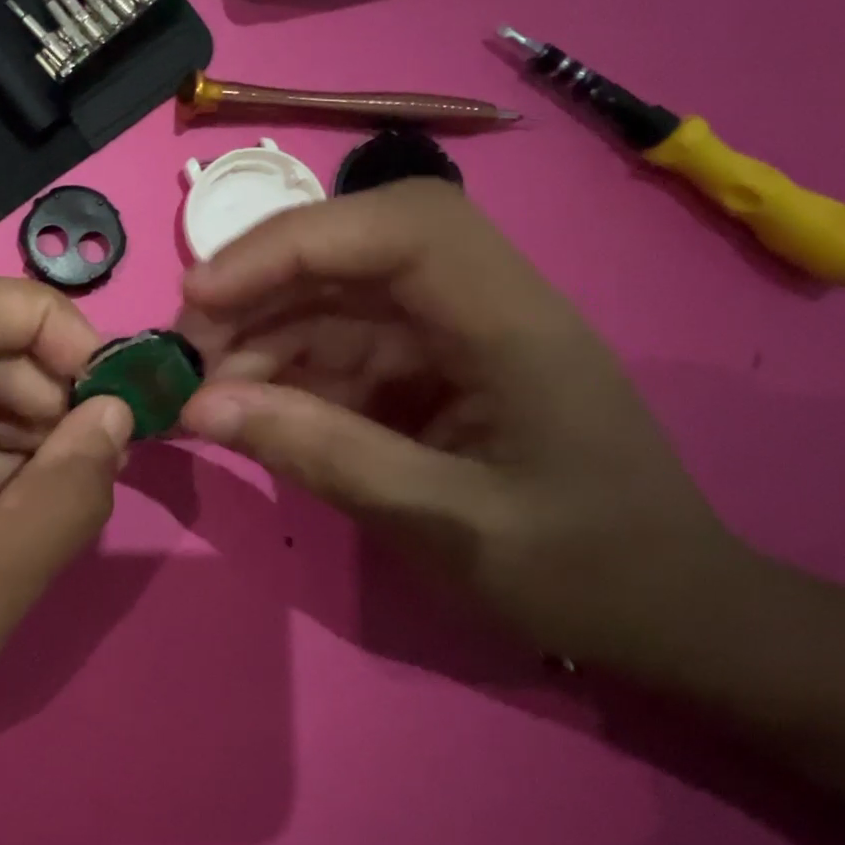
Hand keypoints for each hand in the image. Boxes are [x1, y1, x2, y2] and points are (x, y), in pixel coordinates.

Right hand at [174, 180, 745, 660]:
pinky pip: (332, 354)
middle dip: (256, 290)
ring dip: (254, 338)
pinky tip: (237, 412)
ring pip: (329, 304)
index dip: (292, 243)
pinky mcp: (420, 375)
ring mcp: (445, 341)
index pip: (400, 230)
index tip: (203, 295)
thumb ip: (324, 456)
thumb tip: (200, 408)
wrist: (662, 614)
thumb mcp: (446, 524)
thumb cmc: (580, 570)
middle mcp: (476, 310)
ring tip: (198, 396)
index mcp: (513, 324)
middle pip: (351, 253)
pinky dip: (276, 376)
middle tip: (182, 354)